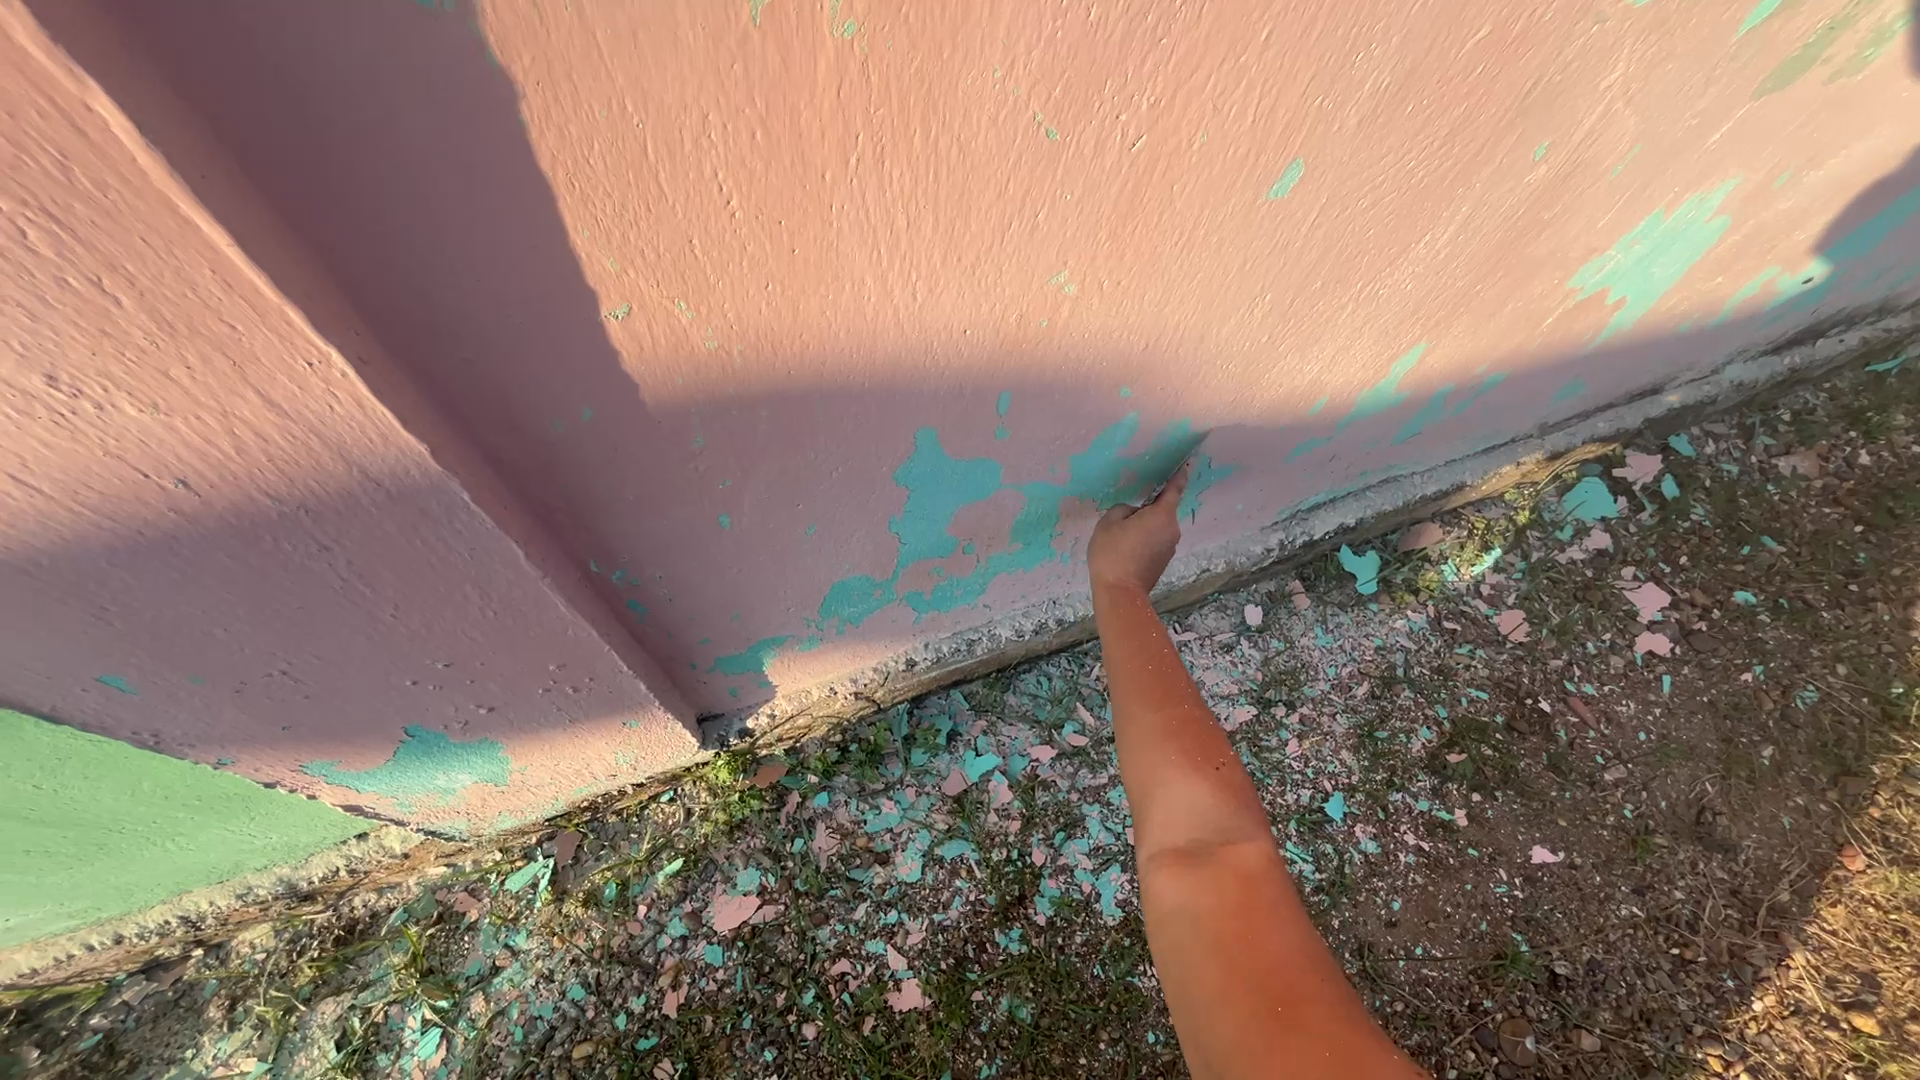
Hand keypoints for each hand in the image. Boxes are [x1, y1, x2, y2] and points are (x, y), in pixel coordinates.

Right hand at [1088, 463, 1187, 594]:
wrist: (1119, 592)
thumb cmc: (1113, 553)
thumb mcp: (1108, 522)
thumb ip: (1123, 509)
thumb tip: (1133, 514)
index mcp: (1162, 515)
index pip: (1173, 490)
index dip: (1178, 477)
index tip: (1185, 466)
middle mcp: (1172, 530)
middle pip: (1160, 510)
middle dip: (1144, 510)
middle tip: (1121, 519)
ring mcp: (1169, 548)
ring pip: (1156, 527)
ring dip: (1143, 527)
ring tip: (1120, 538)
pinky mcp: (1163, 561)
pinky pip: (1154, 541)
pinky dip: (1143, 540)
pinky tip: (1125, 550)